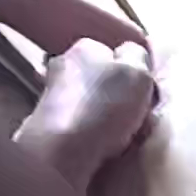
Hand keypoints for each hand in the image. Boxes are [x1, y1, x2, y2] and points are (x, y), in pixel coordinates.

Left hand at [15, 40, 156, 192]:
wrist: (64, 148)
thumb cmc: (106, 107)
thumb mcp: (137, 74)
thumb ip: (139, 56)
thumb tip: (134, 53)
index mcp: (87, 46)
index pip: (119, 52)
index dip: (138, 73)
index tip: (148, 93)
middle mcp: (64, 62)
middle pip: (105, 75)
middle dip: (121, 91)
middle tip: (139, 114)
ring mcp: (52, 90)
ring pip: (94, 97)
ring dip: (109, 111)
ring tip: (124, 132)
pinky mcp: (48, 117)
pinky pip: (82, 118)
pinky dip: (95, 127)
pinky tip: (104, 141)